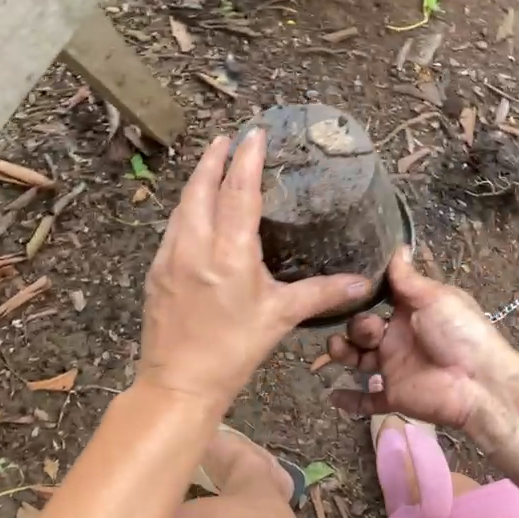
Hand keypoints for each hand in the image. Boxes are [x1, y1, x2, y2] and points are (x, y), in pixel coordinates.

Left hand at [137, 130, 371, 408]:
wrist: (179, 383)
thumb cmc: (235, 350)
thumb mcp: (281, 317)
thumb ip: (321, 293)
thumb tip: (363, 283)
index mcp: (229, 254)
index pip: (238, 193)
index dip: (247, 161)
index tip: (254, 134)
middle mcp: (195, 247)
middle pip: (201, 189)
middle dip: (214, 160)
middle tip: (227, 138)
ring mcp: (169, 258)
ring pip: (182, 207)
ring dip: (197, 181)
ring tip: (210, 164)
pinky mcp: (156, 273)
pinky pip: (172, 228)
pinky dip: (185, 209)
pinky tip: (193, 211)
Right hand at [326, 250, 518, 433]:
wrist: (480, 382)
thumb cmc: (460, 332)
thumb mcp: (435, 298)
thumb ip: (409, 278)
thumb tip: (398, 245)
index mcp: (410, 311)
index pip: (377, 300)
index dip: (360, 295)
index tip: (341, 286)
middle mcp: (398, 338)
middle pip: (362, 328)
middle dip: (354, 325)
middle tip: (367, 330)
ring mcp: (395, 367)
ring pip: (357, 359)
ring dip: (342, 352)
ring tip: (337, 349)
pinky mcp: (394, 395)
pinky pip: (367, 400)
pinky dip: (350, 400)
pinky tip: (332, 394)